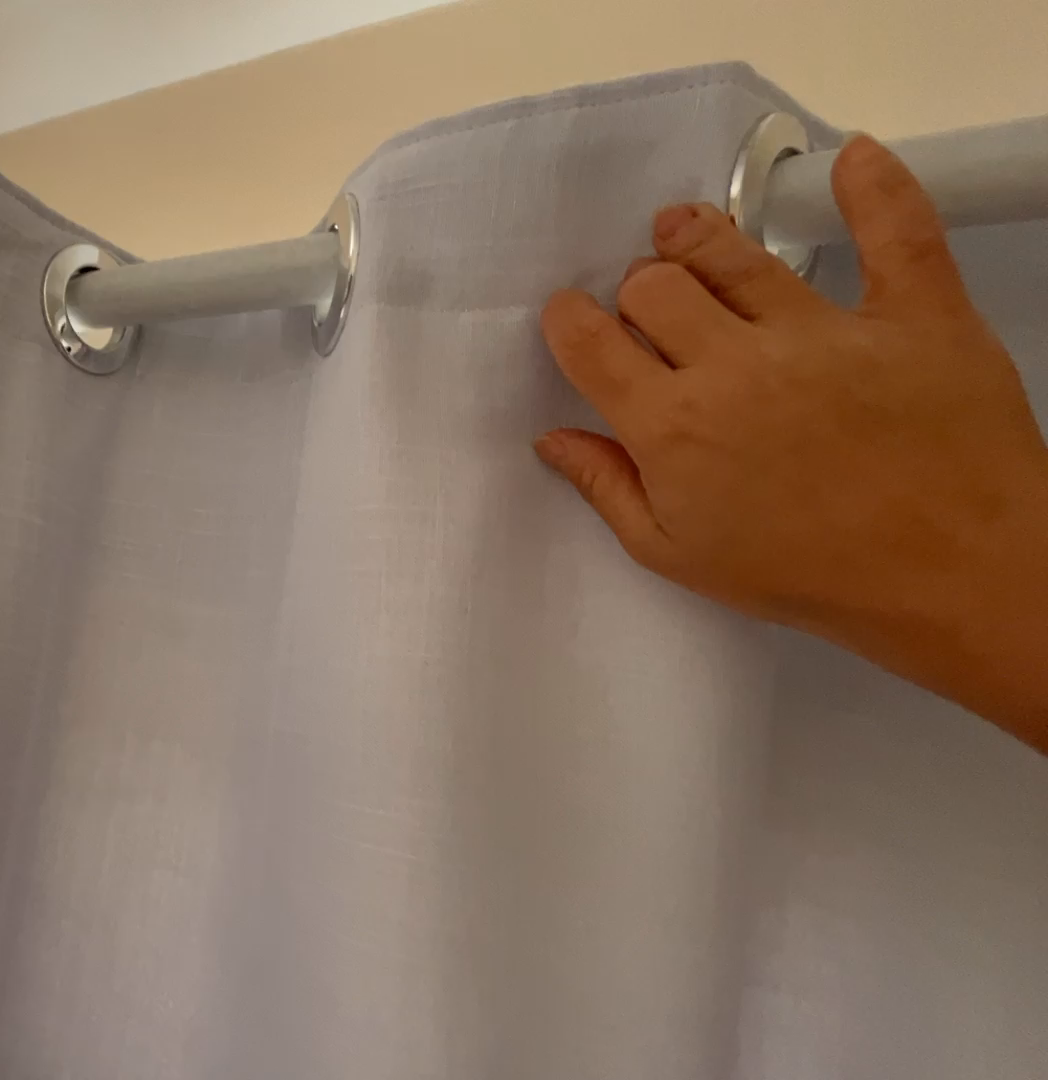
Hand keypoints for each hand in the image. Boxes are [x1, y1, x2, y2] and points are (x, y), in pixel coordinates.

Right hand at [536, 135, 1047, 735]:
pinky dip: (876, 190)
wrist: (954, 577)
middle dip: (633, 287)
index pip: (591, 345)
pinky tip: (854, 158)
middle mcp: (732, 365)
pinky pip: (897, 235)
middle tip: (637, 300)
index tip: (565, 314)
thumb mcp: (668, 549)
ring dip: (695, 235)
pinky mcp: (915, 317)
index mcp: (668, 424)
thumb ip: (604, 486)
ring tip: (677, 224)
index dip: (566, 319)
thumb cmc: (798, 571)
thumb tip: (552, 439)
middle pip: (656, 288)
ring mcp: (824, 334)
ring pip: (738, 258)